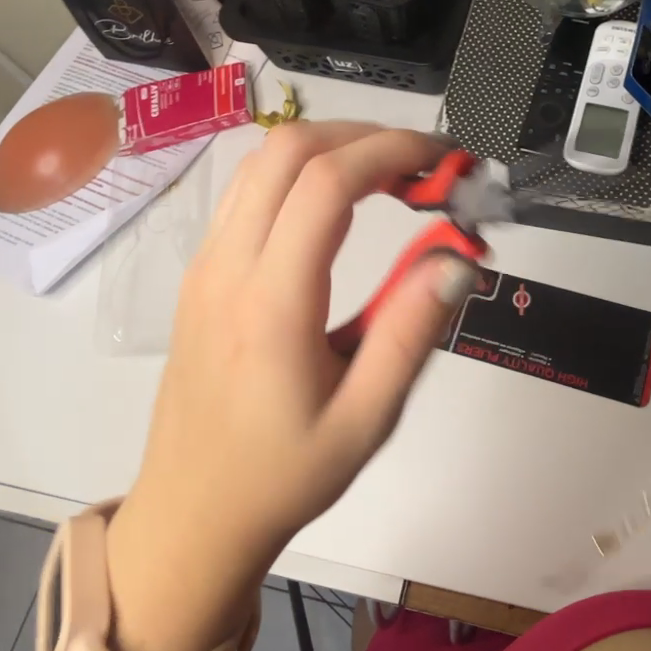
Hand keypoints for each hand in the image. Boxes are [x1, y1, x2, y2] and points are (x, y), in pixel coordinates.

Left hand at [105, 122, 477, 650]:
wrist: (191, 515)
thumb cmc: (282, 475)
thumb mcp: (365, 420)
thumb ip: (411, 332)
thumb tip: (459, 259)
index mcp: (272, 303)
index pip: (327, 182)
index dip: (392, 151)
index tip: (444, 162)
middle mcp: (228, 267)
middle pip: (288, 149)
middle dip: (365, 135)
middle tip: (423, 164)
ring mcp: (206, 265)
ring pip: (262, 161)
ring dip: (331, 147)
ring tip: (390, 176)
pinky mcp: (201, 272)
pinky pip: (248, 191)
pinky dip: (300, 171)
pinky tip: (339, 205)